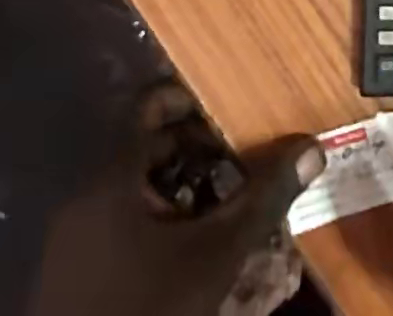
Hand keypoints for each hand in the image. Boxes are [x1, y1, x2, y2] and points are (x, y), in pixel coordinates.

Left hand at [32, 83, 323, 315]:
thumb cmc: (150, 308)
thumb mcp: (217, 252)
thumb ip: (265, 196)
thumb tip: (313, 149)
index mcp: (113, 178)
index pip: (148, 107)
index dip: (190, 97)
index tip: (231, 104)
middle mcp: (88, 194)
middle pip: (148, 144)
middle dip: (199, 144)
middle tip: (243, 153)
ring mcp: (79, 233)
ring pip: (139, 182)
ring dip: (185, 180)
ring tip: (229, 192)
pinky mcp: (80, 265)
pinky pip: (125, 215)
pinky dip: (163, 212)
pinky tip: (197, 236)